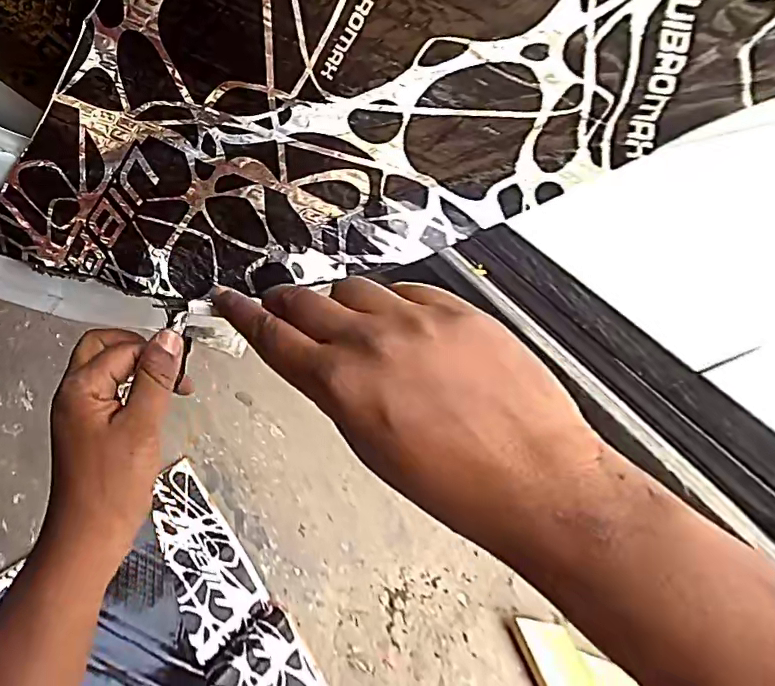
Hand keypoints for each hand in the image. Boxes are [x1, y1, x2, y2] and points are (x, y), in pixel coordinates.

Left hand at [39, 328, 189, 569]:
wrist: (87, 539)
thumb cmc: (107, 494)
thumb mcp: (141, 429)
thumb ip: (154, 381)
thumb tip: (166, 343)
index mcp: (79, 387)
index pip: (120, 348)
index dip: (153, 350)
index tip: (182, 361)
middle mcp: (71, 393)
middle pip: (102, 347)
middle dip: (137, 349)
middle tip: (170, 365)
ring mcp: (74, 411)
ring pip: (103, 369)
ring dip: (133, 369)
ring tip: (165, 387)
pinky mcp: (82, 428)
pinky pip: (104, 393)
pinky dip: (127, 390)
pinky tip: (147, 407)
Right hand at [214, 279, 607, 551]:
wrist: (546, 487)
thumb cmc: (458, 483)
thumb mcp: (364, 442)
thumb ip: (328, 389)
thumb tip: (310, 360)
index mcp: (338, 382)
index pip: (269, 333)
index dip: (240, 312)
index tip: (228, 299)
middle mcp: (370, 344)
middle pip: (300, 299)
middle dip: (283, 301)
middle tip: (283, 306)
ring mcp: (415, 322)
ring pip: (349, 287)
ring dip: (341, 302)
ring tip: (358, 323)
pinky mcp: (457, 313)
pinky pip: (405, 289)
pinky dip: (394, 303)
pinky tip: (404, 325)